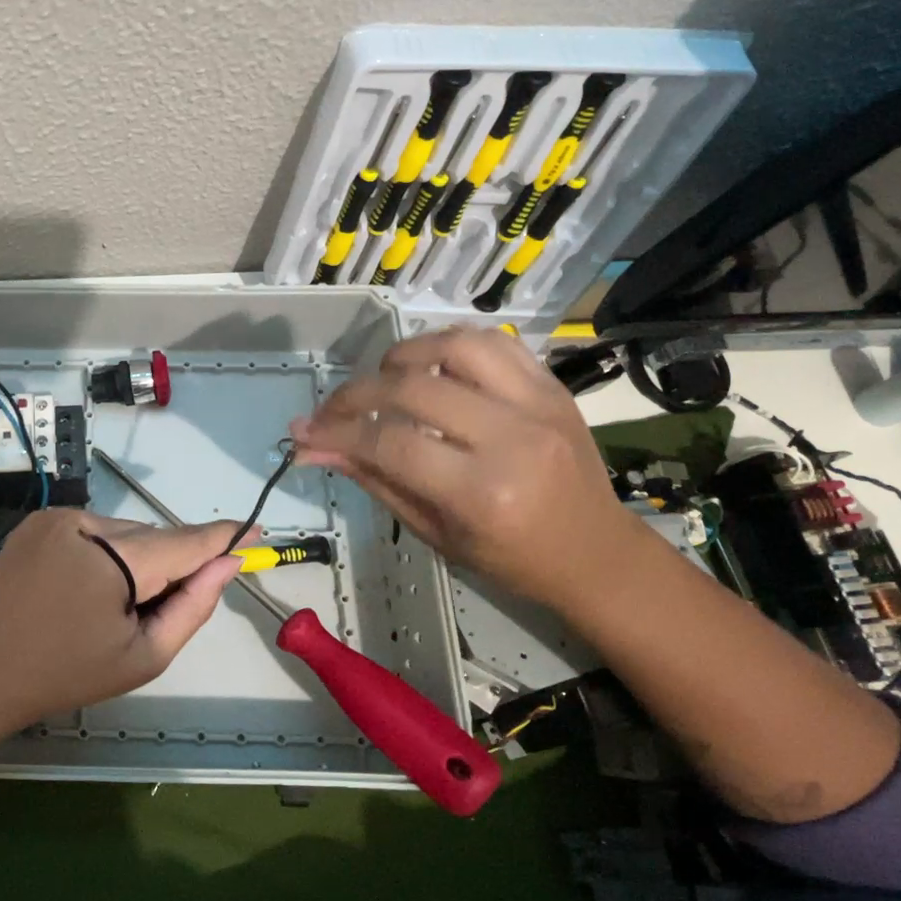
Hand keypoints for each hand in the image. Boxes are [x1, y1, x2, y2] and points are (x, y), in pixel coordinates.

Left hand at [0, 508, 252, 727]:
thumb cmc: (67, 673)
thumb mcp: (143, 654)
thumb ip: (192, 606)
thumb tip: (227, 564)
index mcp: (113, 558)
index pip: (183, 540)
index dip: (222, 537)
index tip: (256, 531)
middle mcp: (84, 522)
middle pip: (152, 538)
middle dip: (167, 565)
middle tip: (150, 613)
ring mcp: (55, 518)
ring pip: (122, 533)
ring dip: (133, 560)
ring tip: (106, 608)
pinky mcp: (37, 521)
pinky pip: (91, 530)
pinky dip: (103, 552)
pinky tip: (83, 590)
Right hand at [289, 327, 641, 610]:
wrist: (594, 552)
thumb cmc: (508, 557)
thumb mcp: (432, 530)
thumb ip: (372, 479)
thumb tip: (311, 446)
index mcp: (482, 492)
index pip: (390, 442)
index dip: (338, 432)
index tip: (305, 432)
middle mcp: (512, 439)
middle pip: (414, 387)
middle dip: (357, 394)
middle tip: (332, 410)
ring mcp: (538, 405)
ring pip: (455, 346)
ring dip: (404, 355)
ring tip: (384, 380)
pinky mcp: (552, 387)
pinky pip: (494, 342)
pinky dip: (450, 345)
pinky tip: (431, 367)